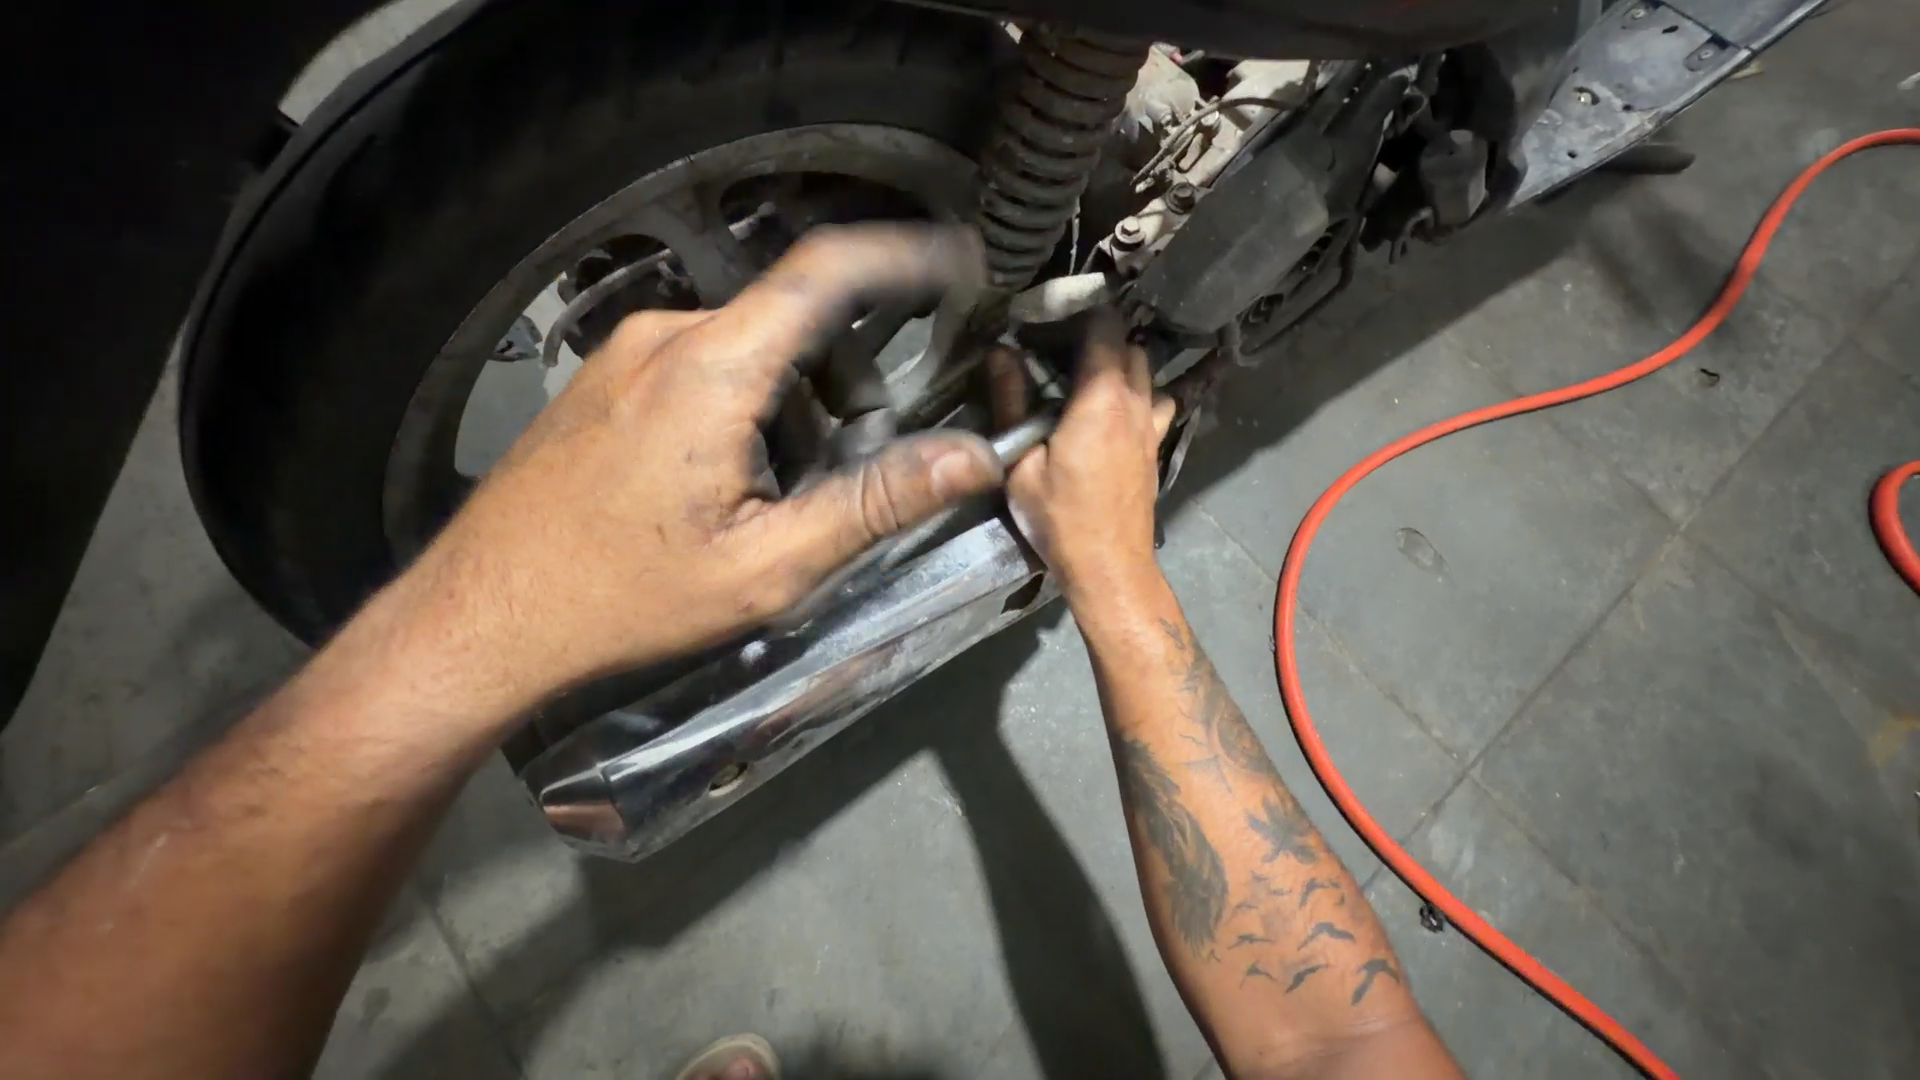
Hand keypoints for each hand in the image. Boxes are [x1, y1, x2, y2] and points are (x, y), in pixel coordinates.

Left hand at [402, 225, 1004, 710]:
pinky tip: (730, 486)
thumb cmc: (626, 598)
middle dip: (851, 385)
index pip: (827, 271)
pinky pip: (709, 368)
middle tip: (857, 468)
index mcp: (712, 369)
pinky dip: (751, 410)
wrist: (484, 616)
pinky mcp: (609, 379)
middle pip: (798, 323)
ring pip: (756, 350)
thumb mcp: (768, 565)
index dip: (908, 256)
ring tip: (781, 497)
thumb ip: (874, 504)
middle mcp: (668, 335)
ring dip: (798, 408)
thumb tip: (971, 460)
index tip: (965, 266)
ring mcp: (629, 352)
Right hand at [989, 310, 1175, 604]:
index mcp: (1101, 400)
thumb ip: (1011, 404)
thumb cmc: (1060, 519)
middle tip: (1063, 350)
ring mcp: (1153, 427)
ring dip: (1124, 366)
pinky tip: (1115, 411)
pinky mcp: (1156, 449)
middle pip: (1130, 347)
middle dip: (1101, 338)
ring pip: (1148, 374)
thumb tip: (1000, 353)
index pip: (1105, 328)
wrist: (1109, 567)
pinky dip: (1140, 395)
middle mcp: (1136, 404)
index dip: (1081, 314)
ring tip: (1090, 378)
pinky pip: (1156, 404)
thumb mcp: (1021, 466)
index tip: (1054, 318)